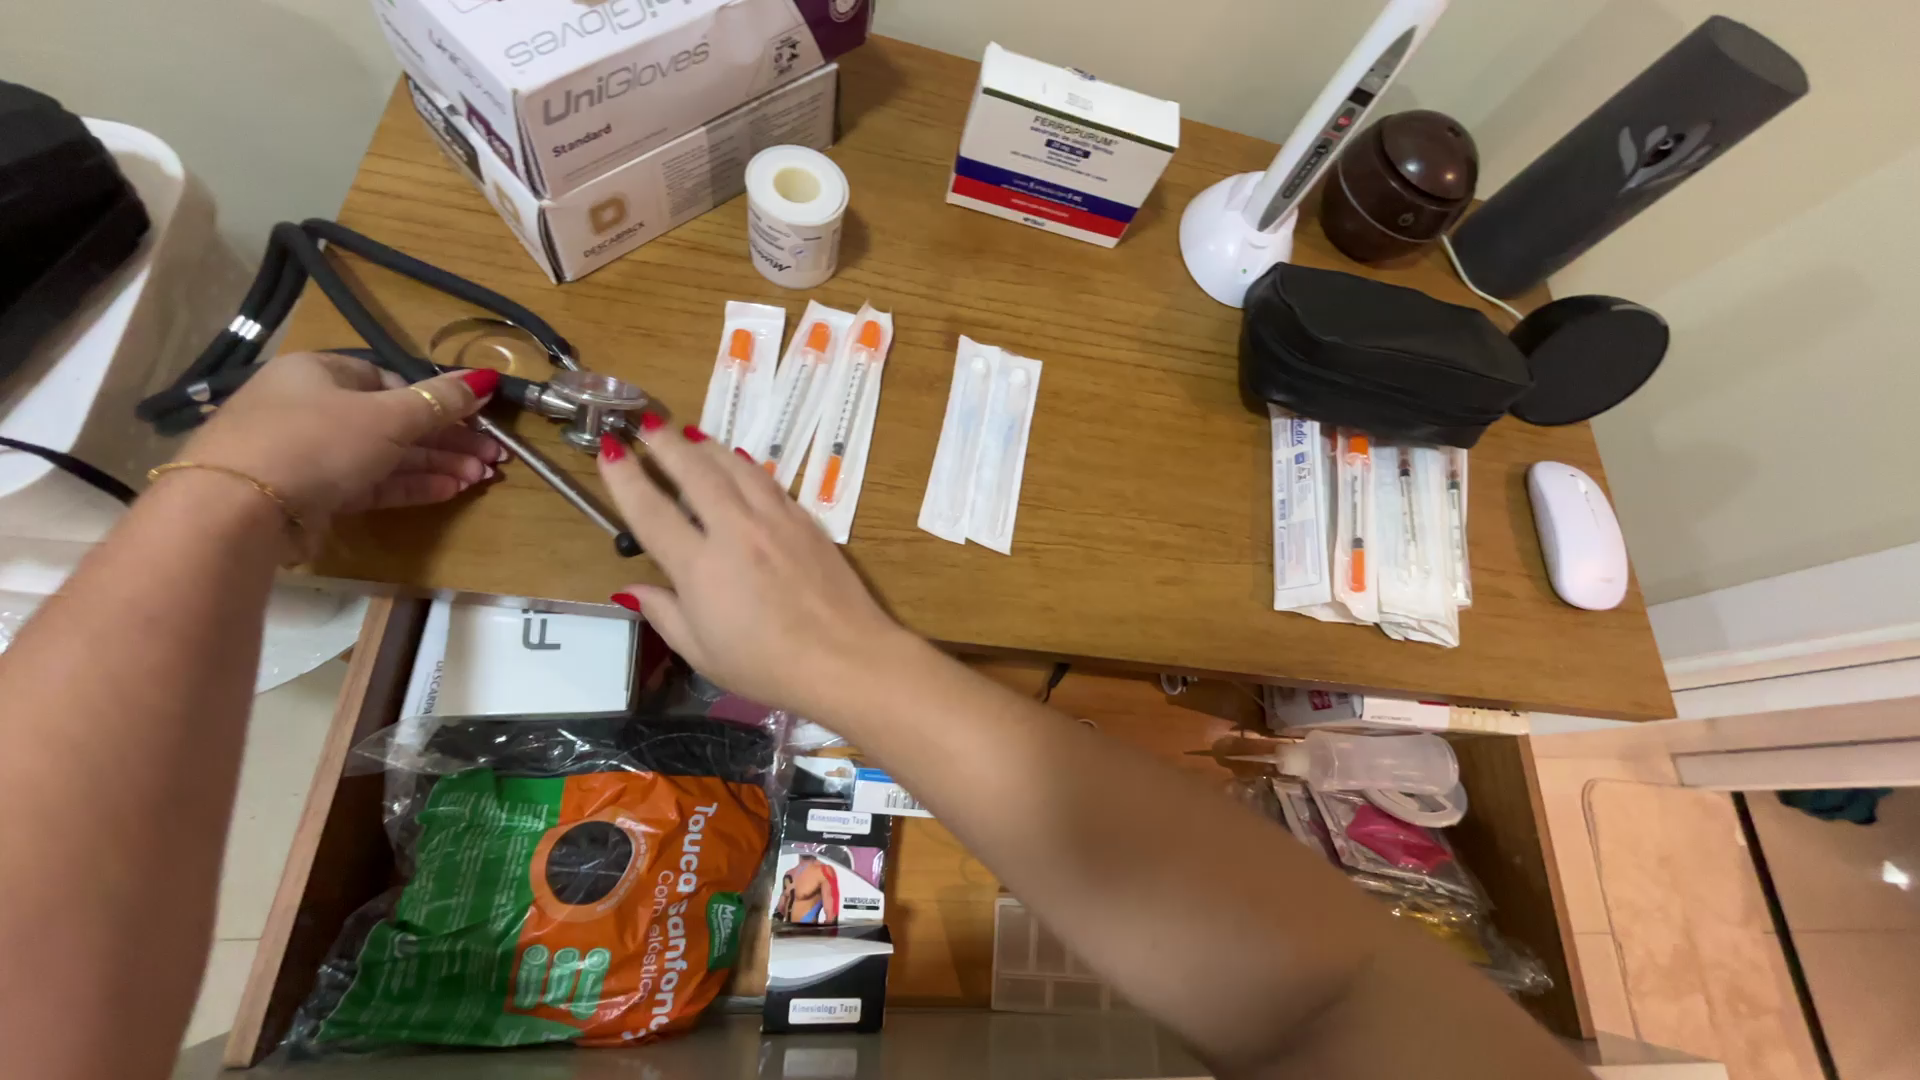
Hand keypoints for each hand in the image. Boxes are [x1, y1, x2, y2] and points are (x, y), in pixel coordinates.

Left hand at [174, 352, 506, 553]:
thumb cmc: (317, 442)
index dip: (436, 399)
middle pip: (397, 420)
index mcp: (320, 373)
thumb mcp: (390, 415)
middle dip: (449, 440)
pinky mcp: (316, 491)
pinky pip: (374, 482)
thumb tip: (487, 378)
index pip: (390, 379)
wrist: (239, 509)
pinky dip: (414, 485)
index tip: (475, 419)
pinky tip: (451, 489)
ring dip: (439, 464)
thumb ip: (442, 400)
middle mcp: (313, 407)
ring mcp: (312, 452)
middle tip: (493, 456)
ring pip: (389, 454)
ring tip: (481, 477)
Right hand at [596, 421, 913, 715]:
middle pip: (694, 472)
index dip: (625, 477)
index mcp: (701, 567)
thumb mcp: (702, 654)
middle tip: (646, 425)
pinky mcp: (807, 521)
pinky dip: (746, 465)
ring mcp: (776, 520)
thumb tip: (631, 588)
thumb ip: (664, 614)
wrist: (845, 658)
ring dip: (707, 446)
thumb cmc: (769, 667)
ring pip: (736, 467)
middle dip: (665, 444)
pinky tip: (739, 461)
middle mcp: (736, 531)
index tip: (610, 450)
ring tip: (688, 435)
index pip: (651, 511)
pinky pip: (768, 481)